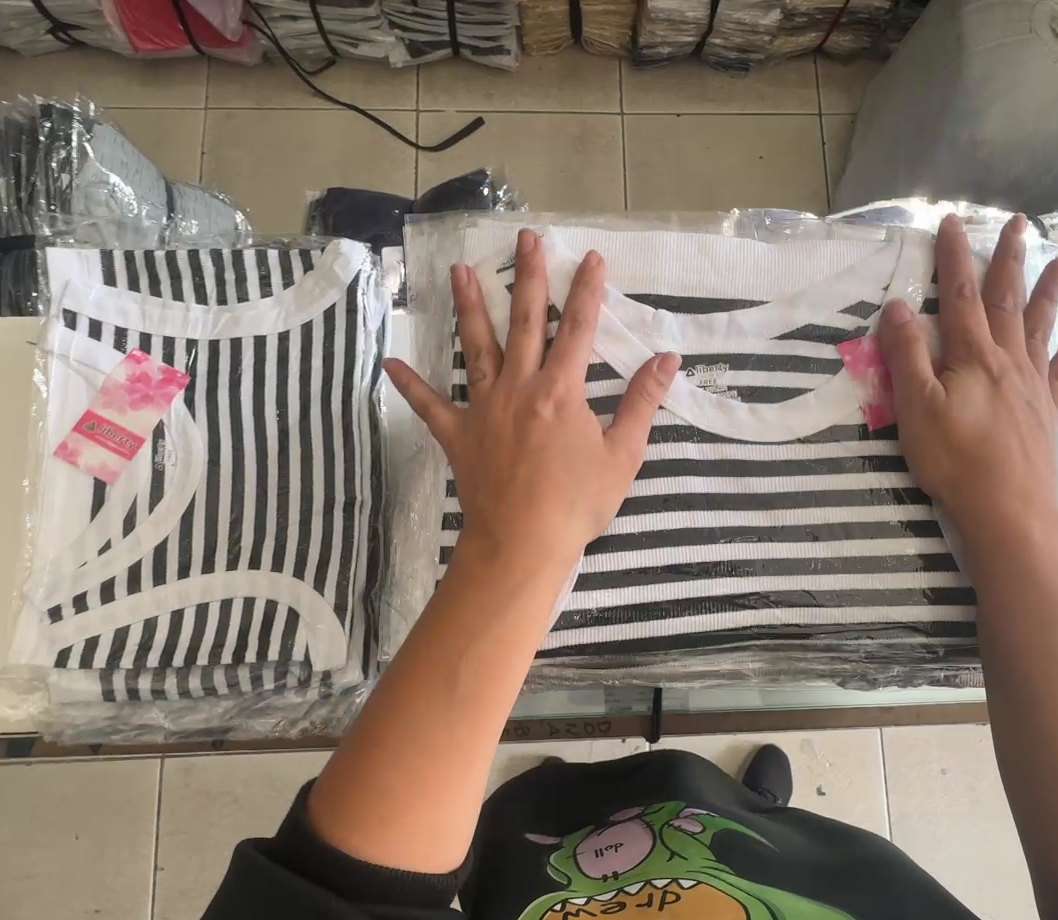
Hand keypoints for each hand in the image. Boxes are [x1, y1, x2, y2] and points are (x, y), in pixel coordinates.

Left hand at [385, 228, 681, 573]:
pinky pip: (431, 407)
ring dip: (469, 308)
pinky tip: (391, 365)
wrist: (523, 543)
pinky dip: (412, 387)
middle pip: (524, 322)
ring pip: (476, 348)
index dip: (587, 291)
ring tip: (458, 270)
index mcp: (561, 391)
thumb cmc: (577, 503)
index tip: (590, 257)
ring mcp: (484, 409)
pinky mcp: (459, 435)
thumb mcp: (623, 455)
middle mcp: (520, 387)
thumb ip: (642, 403)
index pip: (578, 328)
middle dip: (527, 277)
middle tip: (524, 238)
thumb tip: (667, 359)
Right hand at [880, 213, 1057, 550]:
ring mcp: (1033, 385)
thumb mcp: (916, 408)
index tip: (953, 222)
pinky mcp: (1047, 411)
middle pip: (1009, 301)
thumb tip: (899, 307)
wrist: (1009, 507)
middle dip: (1009, 261)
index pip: (962, 296)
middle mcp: (1009, 361)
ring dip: (1048, 292)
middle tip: (1019, 224)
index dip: (956, 258)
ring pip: (1042, 327)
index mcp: (973, 357)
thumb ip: (907, 357)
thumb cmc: (955, 459)